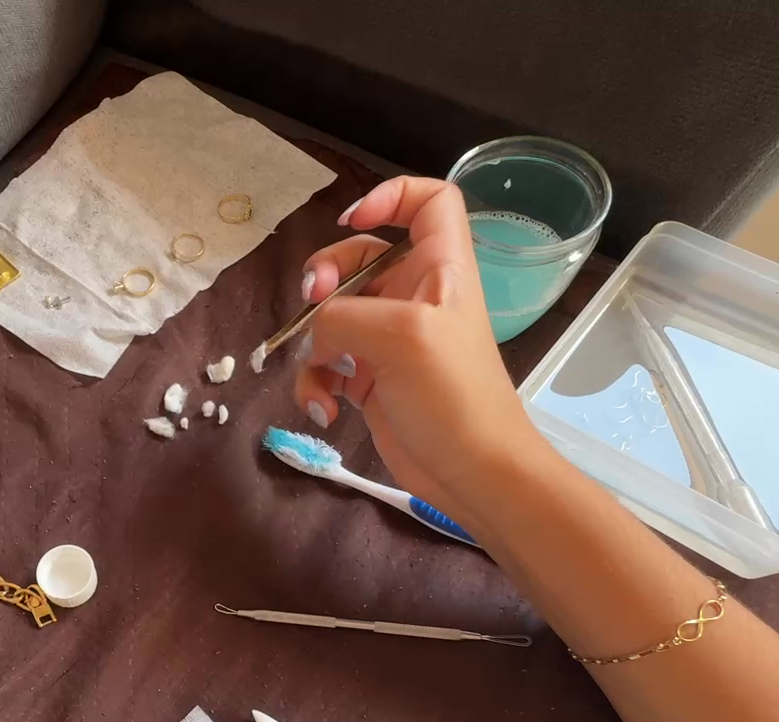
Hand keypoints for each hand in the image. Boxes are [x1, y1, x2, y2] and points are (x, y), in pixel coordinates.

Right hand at [293, 176, 548, 522]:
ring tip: (319, 374)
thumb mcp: (400, 336)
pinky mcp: (366, 379)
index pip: (427, 203)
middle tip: (312, 300)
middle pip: (357, 260)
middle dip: (325, 277)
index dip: (390, 197)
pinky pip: (325, 366)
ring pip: (330, 317)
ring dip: (312, 345)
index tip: (350, 221)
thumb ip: (344, 316)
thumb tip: (313, 335)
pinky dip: (315, 385)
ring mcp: (386, 339)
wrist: (466, 468)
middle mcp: (412, 296)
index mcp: (439, 268)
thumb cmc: (450, 393)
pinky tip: (324, 409)